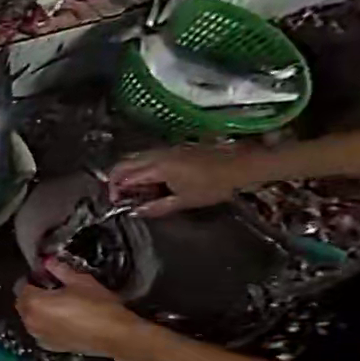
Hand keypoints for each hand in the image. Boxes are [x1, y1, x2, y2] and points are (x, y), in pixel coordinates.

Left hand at [14, 261, 145, 357]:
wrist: (116, 335)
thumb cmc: (97, 305)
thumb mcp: (80, 282)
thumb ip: (60, 270)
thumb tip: (47, 261)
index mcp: (33, 303)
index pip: (22, 287)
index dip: (32, 280)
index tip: (44, 277)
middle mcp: (30, 321)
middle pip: (22, 304)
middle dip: (32, 296)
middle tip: (51, 291)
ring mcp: (38, 336)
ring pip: (30, 318)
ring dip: (37, 311)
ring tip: (57, 306)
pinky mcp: (49, 346)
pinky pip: (40, 331)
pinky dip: (45, 325)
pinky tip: (62, 321)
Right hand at [106, 146, 254, 216]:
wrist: (244, 166)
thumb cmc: (215, 185)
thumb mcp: (184, 201)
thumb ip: (156, 206)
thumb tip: (135, 212)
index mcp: (157, 168)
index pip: (123, 176)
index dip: (115, 190)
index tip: (117, 202)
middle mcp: (158, 155)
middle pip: (124, 163)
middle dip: (116, 179)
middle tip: (120, 195)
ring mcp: (167, 150)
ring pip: (136, 158)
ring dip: (129, 172)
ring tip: (136, 189)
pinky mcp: (177, 149)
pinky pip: (149, 156)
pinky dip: (142, 168)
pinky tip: (152, 180)